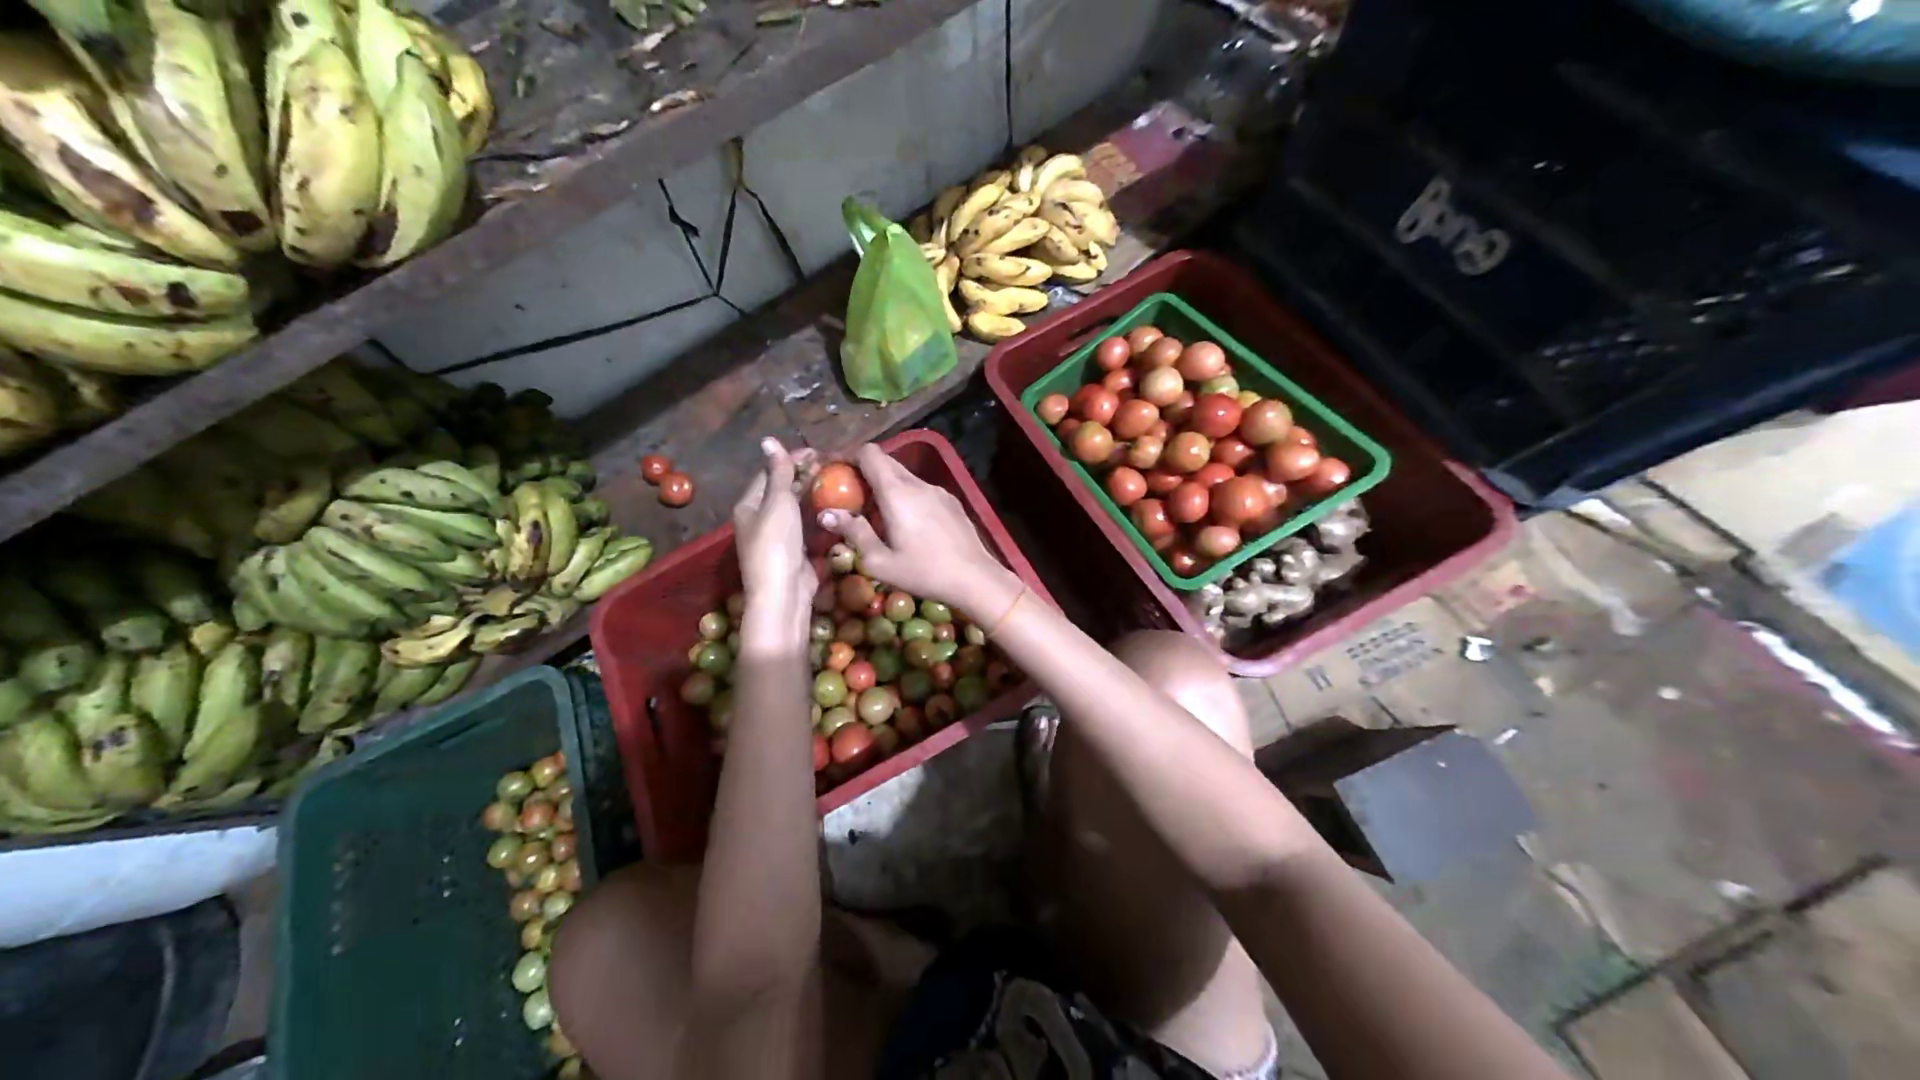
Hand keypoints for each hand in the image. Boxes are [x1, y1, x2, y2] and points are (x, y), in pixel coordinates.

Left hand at [733, 439, 816, 653]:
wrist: (783, 593)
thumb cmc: (776, 544)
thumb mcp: (778, 503)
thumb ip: (779, 472)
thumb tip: (768, 440)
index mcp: (748, 506)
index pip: (768, 474)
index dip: (790, 460)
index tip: (817, 452)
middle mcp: (760, 519)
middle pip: (783, 491)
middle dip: (804, 477)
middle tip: (832, 465)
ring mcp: (779, 537)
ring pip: (797, 510)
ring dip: (815, 496)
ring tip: (839, 482)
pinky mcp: (796, 552)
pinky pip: (808, 528)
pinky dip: (820, 516)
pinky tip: (837, 508)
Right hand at [818, 444, 1022, 623]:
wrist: (975, 578)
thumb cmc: (924, 572)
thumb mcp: (880, 561)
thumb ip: (854, 532)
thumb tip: (826, 514)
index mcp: (896, 492)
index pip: (868, 453)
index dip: (847, 455)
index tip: (832, 470)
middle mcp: (918, 483)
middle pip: (885, 461)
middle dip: (862, 471)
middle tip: (847, 494)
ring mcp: (937, 491)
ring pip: (904, 476)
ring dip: (884, 485)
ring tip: (873, 511)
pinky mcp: (951, 502)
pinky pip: (920, 489)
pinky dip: (904, 495)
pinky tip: (904, 522)